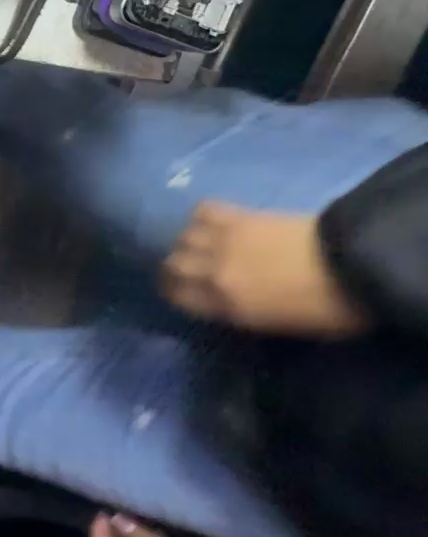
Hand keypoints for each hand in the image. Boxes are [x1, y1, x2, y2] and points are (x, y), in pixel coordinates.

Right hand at [163, 201, 369, 337]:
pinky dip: (203, 217)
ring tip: (202, 244)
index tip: (183, 293)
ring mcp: (221, 241)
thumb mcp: (289, 325)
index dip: (177, 294)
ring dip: (189, 242)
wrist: (363, 265)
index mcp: (229, 304)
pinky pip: (202, 212)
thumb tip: (231, 302)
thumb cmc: (335, 306)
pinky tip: (212, 222)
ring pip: (183, 238)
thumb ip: (249, 312)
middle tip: (188, 269)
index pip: (179, 297)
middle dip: (177, 268)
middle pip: (173, 265)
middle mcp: (214, 272)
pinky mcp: (236, 217)